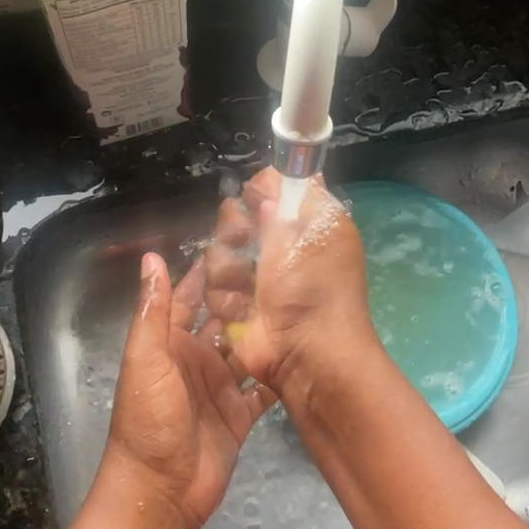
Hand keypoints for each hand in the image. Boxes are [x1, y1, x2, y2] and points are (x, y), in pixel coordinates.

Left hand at [102, 252, 276, 528]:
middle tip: (283, 268)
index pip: (189, 297)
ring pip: (247, 350)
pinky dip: (278, 373)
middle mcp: (197, 360)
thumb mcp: (146, 362)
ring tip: (301, 303)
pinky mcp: (239, 415)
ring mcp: (220, 388)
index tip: (239, 240)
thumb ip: (153, 312)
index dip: (209, 271)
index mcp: (170, 344)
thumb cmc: (148, 422)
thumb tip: (152, 257)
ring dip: (267, 331)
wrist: (160, 493)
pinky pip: (262, 388)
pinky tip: (305, 353)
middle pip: (225, 320)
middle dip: (247, 296)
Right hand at [205, 171, 383, 399]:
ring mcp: (253, 276)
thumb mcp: (316, 230)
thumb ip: (293, 196)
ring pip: (216, 251)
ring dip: (232, 271)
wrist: (307, 353)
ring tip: (251, 288)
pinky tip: (246, 311)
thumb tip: (273, 175)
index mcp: (305, 223)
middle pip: (233, 216)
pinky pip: (212, 286)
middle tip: (251, 244)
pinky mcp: (234, 304)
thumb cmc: (317, 288)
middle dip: (236, 231)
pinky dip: (229, 300)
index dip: (259, 190)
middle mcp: (277, 246)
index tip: (257, 198)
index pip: (269, 187)